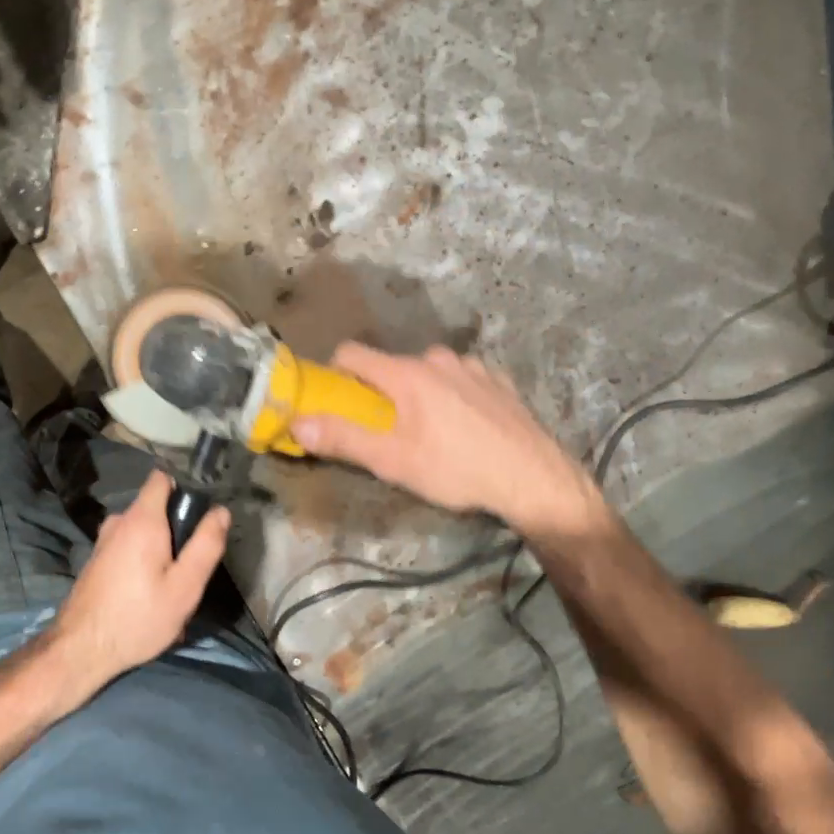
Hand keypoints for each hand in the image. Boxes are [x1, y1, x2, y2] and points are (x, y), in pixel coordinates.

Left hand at [48, 471, 230, 689]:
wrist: (81, 649)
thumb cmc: (138, 616)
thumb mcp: (185, 586)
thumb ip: (206, 545)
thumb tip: (220, 512)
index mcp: (142, 519)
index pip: (161, 477)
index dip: (184, 487)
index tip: (200, 512)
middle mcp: (118, 521)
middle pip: (156, 510)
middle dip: (176, 532)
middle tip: (189, 568)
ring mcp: (103, 541)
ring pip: (143, 535)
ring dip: (159, 555)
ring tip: (170, 591)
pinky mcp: (97, 561)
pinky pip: (128, 551)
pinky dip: (142, 567)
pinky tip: (147, 601)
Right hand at [291, 343, 605, 539]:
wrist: (535, 480)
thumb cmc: (457, 470)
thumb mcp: (392, 462)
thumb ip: (342, 439)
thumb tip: (297, 422)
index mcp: (406, 373)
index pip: (351, 353)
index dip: (335, 373)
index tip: (334, 401)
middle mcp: (437, 359)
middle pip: (390, 367)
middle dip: (380, 393)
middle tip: (386, 433)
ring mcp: (472, 367)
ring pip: (427, 374)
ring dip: (418, 395)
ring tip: (430, 435)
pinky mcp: (499, 381)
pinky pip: (460, 381)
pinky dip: (451, 398)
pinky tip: (464, 430)